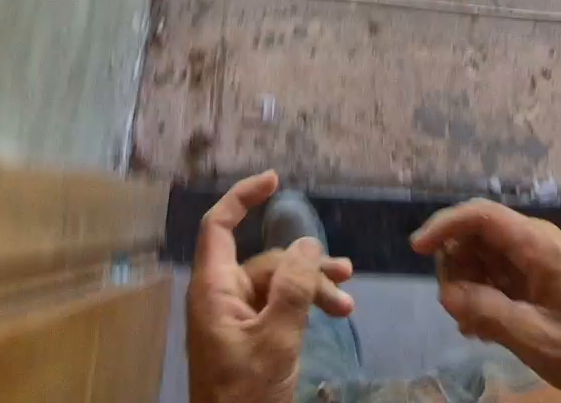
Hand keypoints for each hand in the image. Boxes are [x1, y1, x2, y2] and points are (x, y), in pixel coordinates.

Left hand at [187, 172, 355, 402]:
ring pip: (277, 285)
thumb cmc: (247, 396)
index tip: (274, 180)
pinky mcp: (248, 337)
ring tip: (347, 304)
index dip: (242, 197)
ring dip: (312, 289)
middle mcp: (221, 296)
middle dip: (305, 266)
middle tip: (346, 274)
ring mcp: (234, 318)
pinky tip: (336, 313)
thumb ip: (292, 288)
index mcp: (213, 289)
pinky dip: (304, 307)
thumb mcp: (276, 340)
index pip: (218, 226)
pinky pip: (278, 307)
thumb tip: (307, 243)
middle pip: (264, 260)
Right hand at [411, 200, 560, 402]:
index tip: (416, 249)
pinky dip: (483, 293)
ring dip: (468, 282)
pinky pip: (499, 274)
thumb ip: (487, 312)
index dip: (444, 225)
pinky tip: (479, 326)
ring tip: (469, 323)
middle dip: (455, 263)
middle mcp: (535, 242)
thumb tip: (446, 294)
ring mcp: (538, 259)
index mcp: (536, 244)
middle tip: (452, 305)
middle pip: (478, 233)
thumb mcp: (535, 338)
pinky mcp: (540, 279)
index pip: (479, 214)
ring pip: (485, 254)